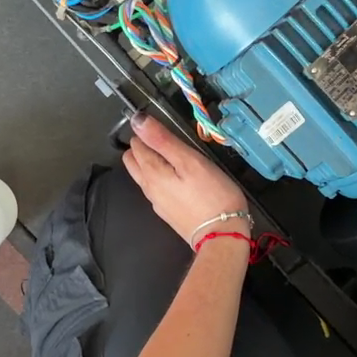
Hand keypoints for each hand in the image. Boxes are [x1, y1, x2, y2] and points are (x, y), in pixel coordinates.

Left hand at [124, 114, 247, 243]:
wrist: (223, 236)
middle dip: (144, 147)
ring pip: (144, 176)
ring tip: (173, 157)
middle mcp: (148, 188)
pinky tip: (177, 179)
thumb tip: (138, 120)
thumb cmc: (212, 195)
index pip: (137, 143)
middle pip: (134, 161)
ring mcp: (157, 203)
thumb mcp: (190, 161)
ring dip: (151, 163)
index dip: (148, 132)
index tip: (164, 128)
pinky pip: (156, 189)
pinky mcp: (168, 213)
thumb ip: (162, 140)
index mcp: (151, 172)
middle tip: (167, 140)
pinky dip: (160, 179)